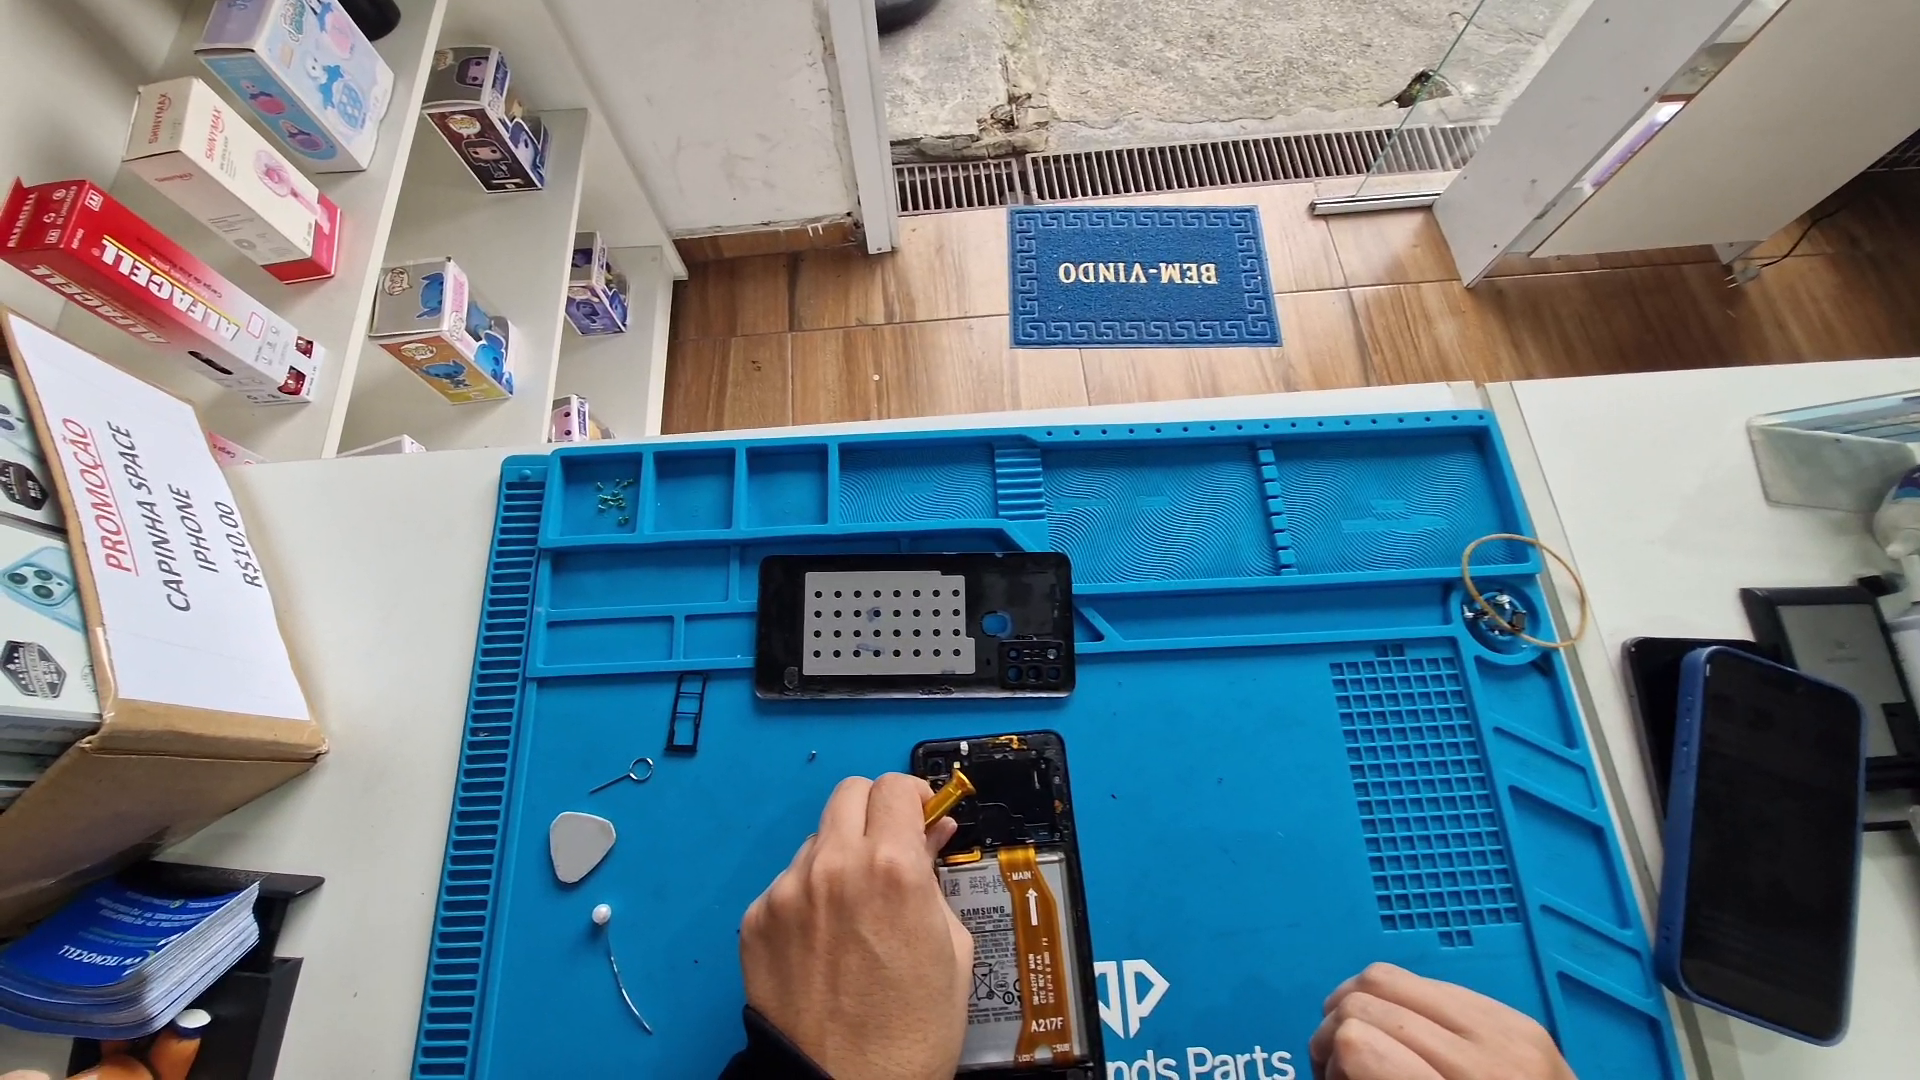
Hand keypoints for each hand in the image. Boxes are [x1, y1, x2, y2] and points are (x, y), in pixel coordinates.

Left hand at [739, 773, 971, 1079]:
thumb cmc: (914, 1030)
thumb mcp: (953, 946)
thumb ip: (936, 875)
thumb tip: (932, 832)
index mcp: (893, 866)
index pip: (895, 786)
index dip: (914, 796)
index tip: (920, 815)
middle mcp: (835, 865)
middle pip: (850, 791)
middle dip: (876, 809)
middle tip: (889, 844)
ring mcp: (788, 890)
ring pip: (819, 836)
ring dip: (841, 852)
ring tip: (854, 904)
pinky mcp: (756, 919)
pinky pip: (788, 881)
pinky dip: (809, 893)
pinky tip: (822, 936)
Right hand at [1311, 963, 1577, 1079]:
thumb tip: (1330, 1065)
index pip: (1359, 1044)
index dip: (1331, 1063)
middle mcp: (1491, 1065)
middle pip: (1364, 1001)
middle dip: (1334, 1031)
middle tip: (1338, 1068)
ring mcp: (1507, 1032)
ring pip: (1384, 976)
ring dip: (1357, 1004)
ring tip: (1363, 1040)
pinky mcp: (1516, 1018)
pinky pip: (1424, 980)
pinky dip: (1397, 1003)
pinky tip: (1403, 1033)